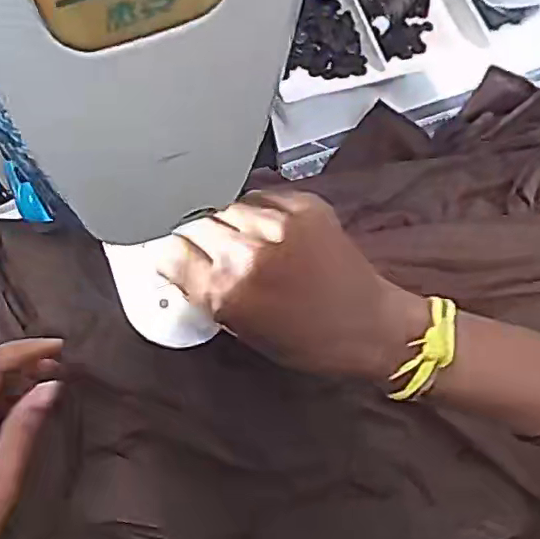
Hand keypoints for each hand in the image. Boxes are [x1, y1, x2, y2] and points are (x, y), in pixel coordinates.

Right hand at [154, 189, 428, 379]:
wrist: (369, 326)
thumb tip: (182, 264)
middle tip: (207, 251)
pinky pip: (259, 196)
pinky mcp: (304, 205)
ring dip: (225, 221)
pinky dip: (256, 210)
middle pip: (194, 224)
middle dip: (196, 239)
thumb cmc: (306, 342)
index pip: (171, 253)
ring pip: (225, 206)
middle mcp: (246, 252)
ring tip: (239, 239)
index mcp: (225, 291)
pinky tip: (265, 228)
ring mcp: (277, 224)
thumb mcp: (243, 329)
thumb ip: (207, 294)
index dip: (170, 256)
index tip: (174, 258)